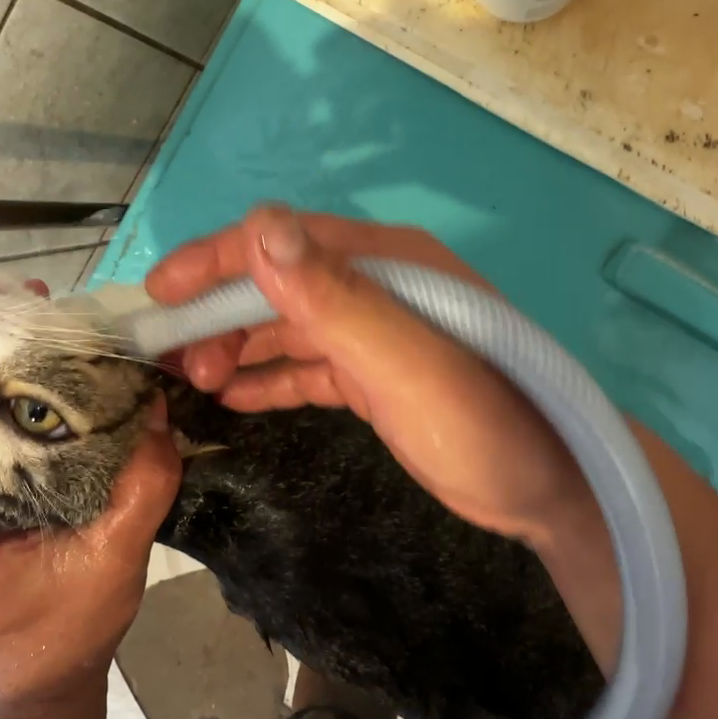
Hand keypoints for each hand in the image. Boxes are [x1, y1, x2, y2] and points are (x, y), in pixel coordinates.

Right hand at [146, 206, 593, 546]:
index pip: (284, 241)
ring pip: (287, 326)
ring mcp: (376, 332)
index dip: (217, 259)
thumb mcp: (406, 361)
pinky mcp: (376, 376)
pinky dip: (269, 376)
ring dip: (238, 346)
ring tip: (196, 381)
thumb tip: (260, 227)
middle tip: (172, 358)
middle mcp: (375, 286)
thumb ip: (335, 296)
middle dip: (220, 313)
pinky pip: (308, 366)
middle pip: (278, 283)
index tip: (160, 294)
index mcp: (385, 261)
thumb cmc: (486, 421)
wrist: (556, 491)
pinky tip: (234, 396)